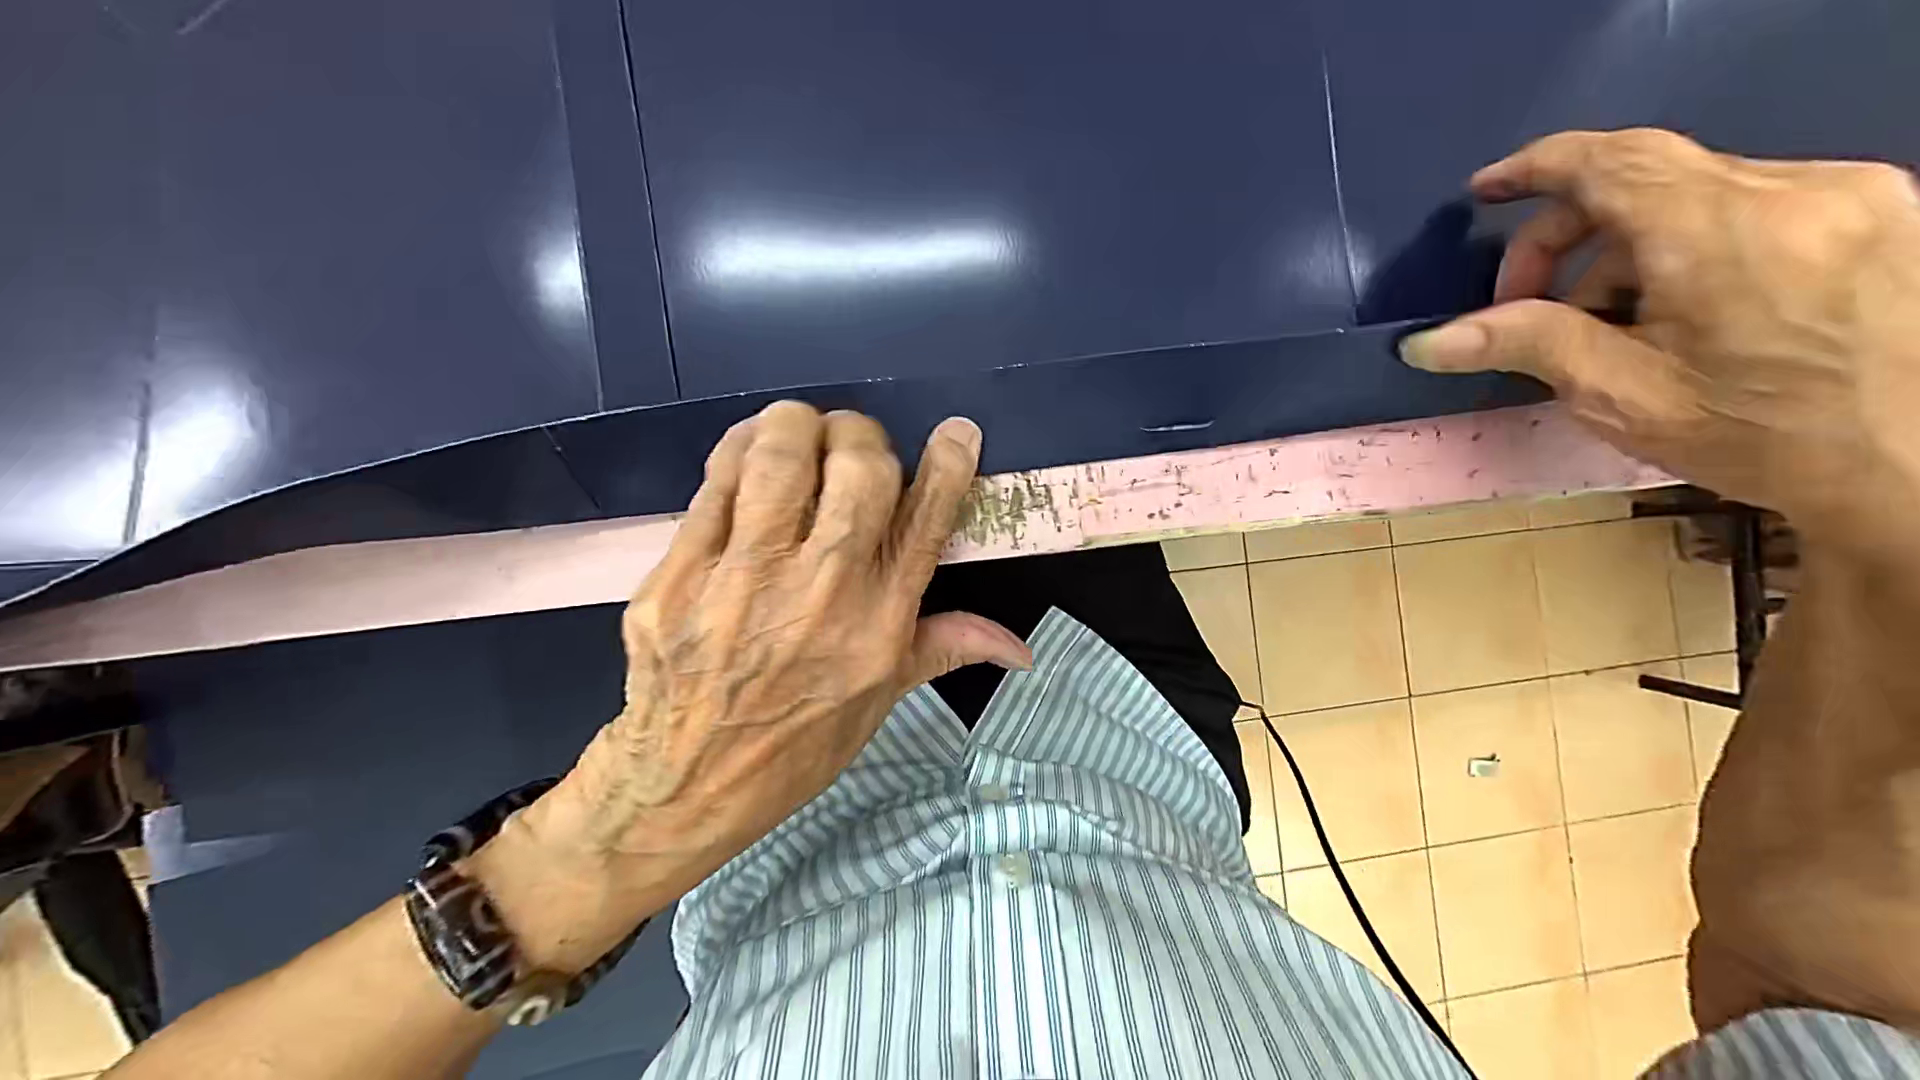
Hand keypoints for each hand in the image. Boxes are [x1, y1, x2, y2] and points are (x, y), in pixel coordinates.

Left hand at [470, 403, 1031, 970]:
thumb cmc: (798, 747)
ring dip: (798, 426)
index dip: (950, 463)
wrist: (685, 786)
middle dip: (861, 435)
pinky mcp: (680, 572)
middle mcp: (820, 593)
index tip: (956, 432)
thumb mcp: (882, 702)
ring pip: (781, 455)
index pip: (926, 520)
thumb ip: (946, 648)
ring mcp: (743, 580)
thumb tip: (1020, 648)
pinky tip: (749, 457)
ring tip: (800, 435)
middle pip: (858, 469)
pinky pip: (716, 480)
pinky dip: (741, 450)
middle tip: (851, 446)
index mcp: (878, 625)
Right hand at [1398, 128, 1919, 545]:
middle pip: (1645, 181)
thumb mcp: (1617, 394)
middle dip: (1565, 237)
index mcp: (1723, 232)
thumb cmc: (1757, 434)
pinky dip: (1680, 249)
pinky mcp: (1876, 215)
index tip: (1484, 191)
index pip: (1612, 163)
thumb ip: (1524, 344)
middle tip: (1525, 308)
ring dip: (1621, 252)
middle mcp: (1797, 190)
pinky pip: (1745, 208)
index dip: (1537, 167)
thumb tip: (1425, 343)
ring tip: (1604, 327)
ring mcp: (1850, 197)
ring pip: (1692, 197)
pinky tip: (1671, 312)